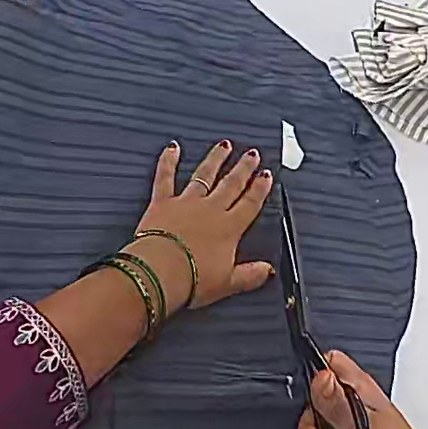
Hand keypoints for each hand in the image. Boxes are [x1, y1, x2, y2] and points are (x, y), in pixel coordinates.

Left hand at [128, 140, 274, 313]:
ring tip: (224, 146)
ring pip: (205, 174)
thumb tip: (267, 271)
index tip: (266, 175)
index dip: (260, 188)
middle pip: (232, 183)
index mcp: (229, 228)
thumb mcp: (228, 282)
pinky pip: (166, 177)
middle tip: (252, 154)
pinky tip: (173, 148)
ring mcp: (187, 203)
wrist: (160, 272)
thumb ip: (250, 275)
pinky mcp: (162, 202)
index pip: (250, 203)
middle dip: (244, 168)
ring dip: (216, 159)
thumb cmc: (192, 279)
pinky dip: (168, 161)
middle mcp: (211, 210)